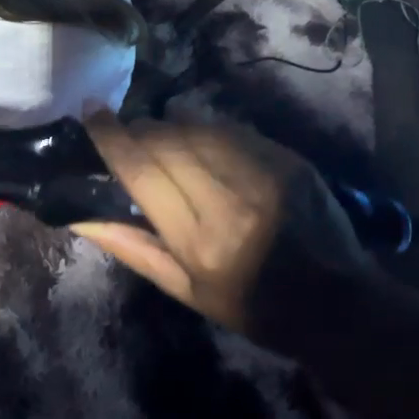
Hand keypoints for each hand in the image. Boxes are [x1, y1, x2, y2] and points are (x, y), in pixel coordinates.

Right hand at [73, 112, 364, 334]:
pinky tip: (203, 142)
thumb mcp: (185, 290)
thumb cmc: (252, 305)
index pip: (141, 169)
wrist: (342, 307)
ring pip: (196, 126)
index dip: (110, 135)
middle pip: (165, 139)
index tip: (90, 111)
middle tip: (129, 134)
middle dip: (139, 129)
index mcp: (200, 240)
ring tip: (166, 139)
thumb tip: (76, 213)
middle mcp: (230, 200)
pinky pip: (230, 127)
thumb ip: (130, 245)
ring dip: (171, 126)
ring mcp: (264, 174)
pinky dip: (206, 128)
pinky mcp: (287, 159)